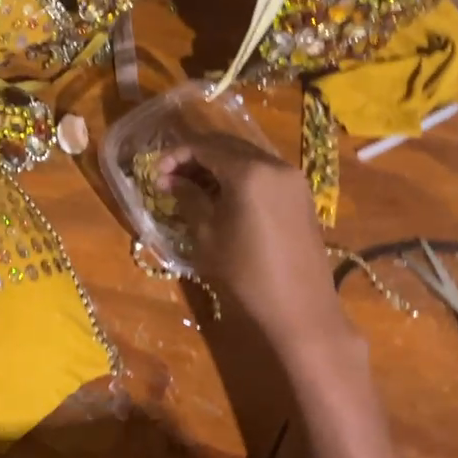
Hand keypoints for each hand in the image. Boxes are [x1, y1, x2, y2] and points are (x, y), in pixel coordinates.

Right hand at [153, 137, 344, 337]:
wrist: (302, 312)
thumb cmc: (247, 273)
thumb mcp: (208, 234)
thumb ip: (188, 197)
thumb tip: (170, 180)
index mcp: (249, 171)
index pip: (204, 147)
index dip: (175, 155)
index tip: (155, 173)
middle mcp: (274, 165)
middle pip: (226, 145)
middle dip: (195, 156)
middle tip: (170, 177)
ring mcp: (292, 179)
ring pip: (245, 156)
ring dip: (216, 164)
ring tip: (192, 186)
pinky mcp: (301, 195)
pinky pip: (263, 171)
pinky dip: (238, 175)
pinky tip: (221, 195)